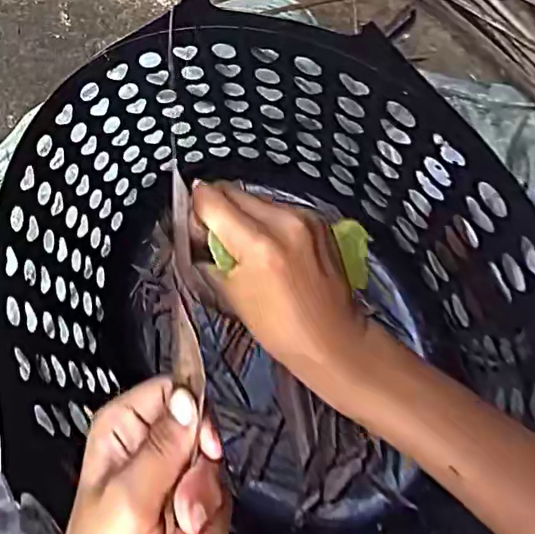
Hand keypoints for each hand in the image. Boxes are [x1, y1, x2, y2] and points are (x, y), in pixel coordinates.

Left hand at [66, 377, 229, 533]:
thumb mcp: (128, 495)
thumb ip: (162, 447)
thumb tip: (187, 396)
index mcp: (122, 428)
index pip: (171, 392)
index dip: (195, 415)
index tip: (204, 446)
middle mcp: (146, 450)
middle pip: (200, 438)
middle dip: (199, 480)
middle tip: (181, 510)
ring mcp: (168, 485)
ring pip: (213, 481)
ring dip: (204, 515)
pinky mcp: (187, 518)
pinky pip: (219, 514)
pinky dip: (209, 533)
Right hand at [191, 182, 377, 394]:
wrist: (338, 343)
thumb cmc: (280, 329)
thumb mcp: (229, 293)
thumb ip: (207, 254)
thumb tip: (195, 231)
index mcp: (258, 243)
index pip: (208, 198)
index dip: (196, 212)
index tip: (199, 233)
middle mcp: (283, 221)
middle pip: (229, 190)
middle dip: (216, 209)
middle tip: (217, 239)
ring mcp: (304, 217)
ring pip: (251, 196)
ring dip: (240, 213)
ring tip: (247, 246)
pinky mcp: (317, 219)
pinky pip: (275, 206)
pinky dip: (264, 220)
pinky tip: (270, 247)